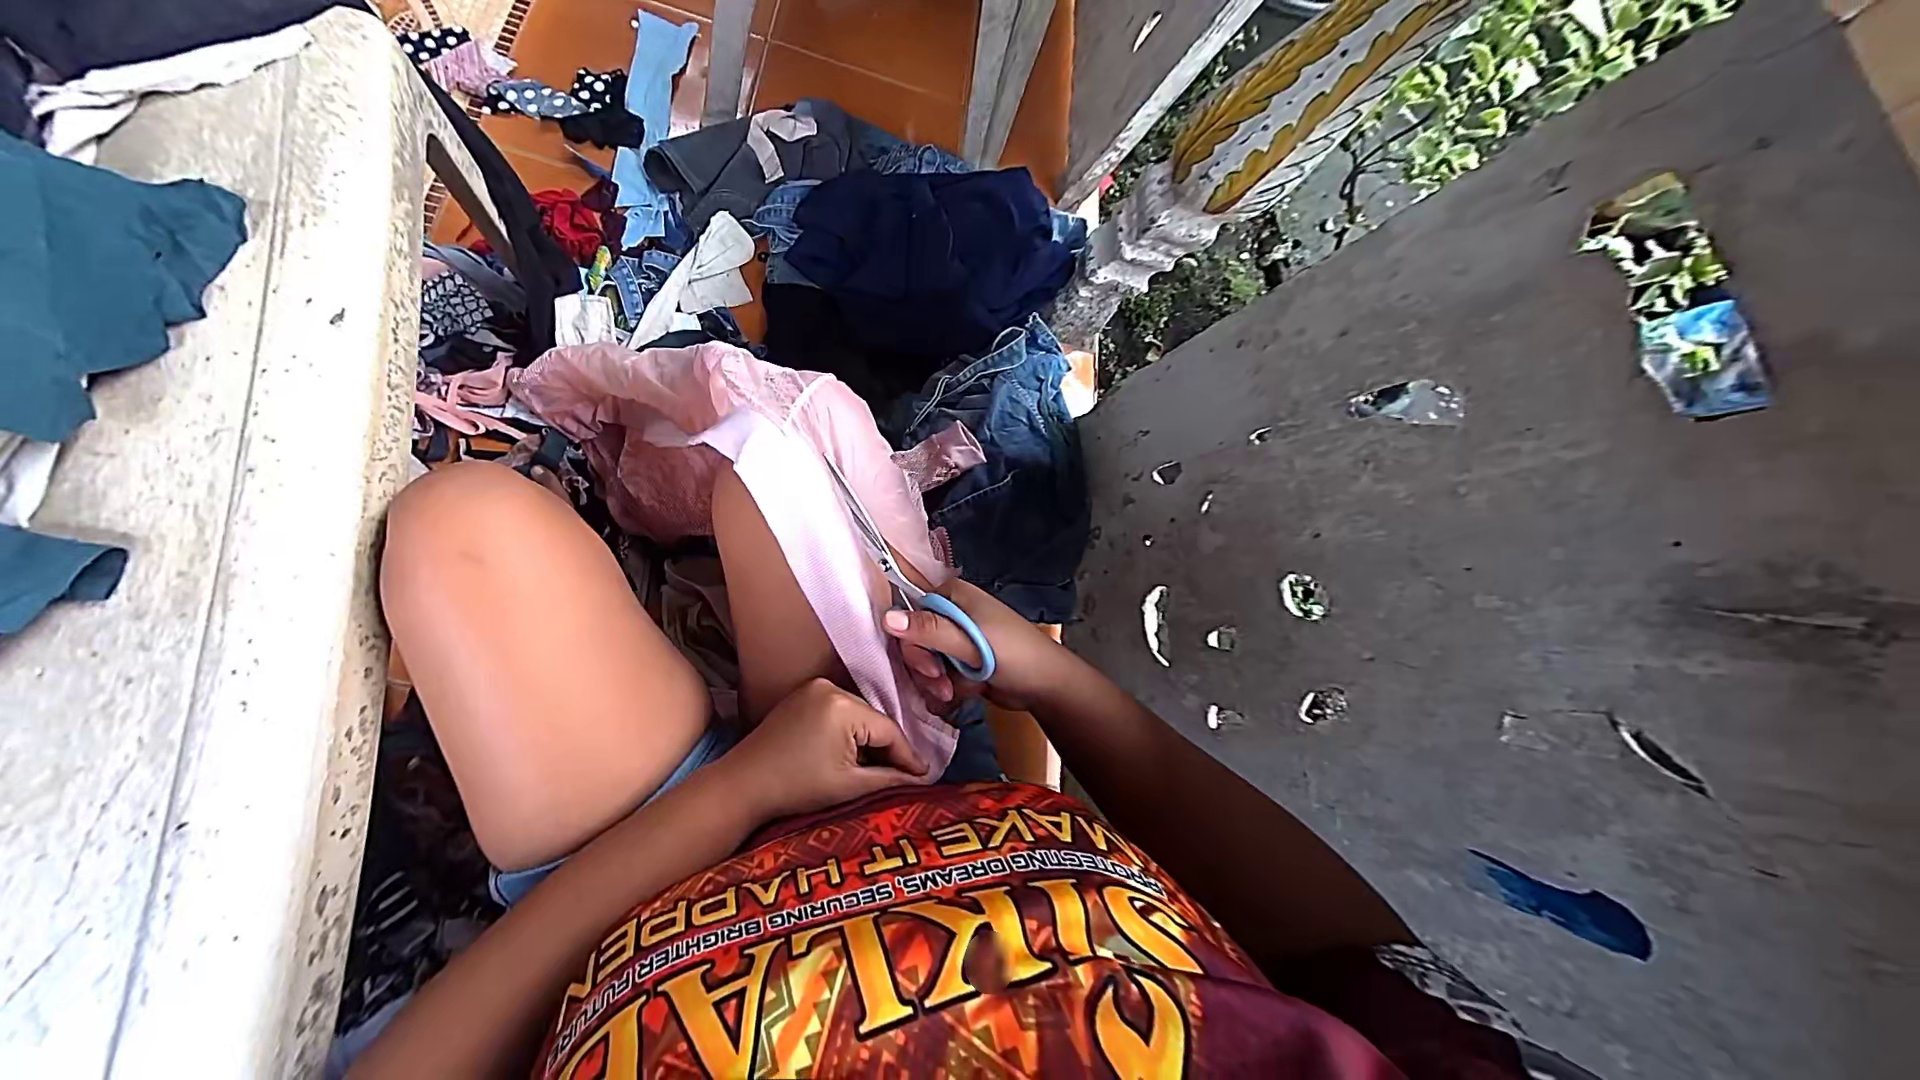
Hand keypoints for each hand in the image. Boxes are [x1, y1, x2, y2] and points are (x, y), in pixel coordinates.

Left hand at [715, 678, 930, 821]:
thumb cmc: (795, 787)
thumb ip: (890, 777)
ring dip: (869, 739)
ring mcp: (814, 688)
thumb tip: (922, 776)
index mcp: (842, 705)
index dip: (908, 756)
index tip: (925, 774)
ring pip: (858, 715)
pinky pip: (839, 711)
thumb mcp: (849, 785)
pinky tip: (853, 753)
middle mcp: (830, 687)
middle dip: (888, 748)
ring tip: (880, 768)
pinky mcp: (803, 695)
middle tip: (906, 775)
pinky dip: (849, 731)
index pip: (889, 729)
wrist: (742, 785)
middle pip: (874, 719)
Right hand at [883, 577, 1070, 711]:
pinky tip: (961, 695)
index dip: (913, 644)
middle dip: (926, 669)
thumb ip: (928, 630)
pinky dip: (946, 688)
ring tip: (955, 694)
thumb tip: (887, 617)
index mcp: (953, 597)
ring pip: (925, 664)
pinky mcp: (962, 663)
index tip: (929, 667)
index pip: (911, 615)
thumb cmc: (1014, 655)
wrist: (1047, 686)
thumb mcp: (970, 642)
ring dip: (935, 683)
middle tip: (943, 685)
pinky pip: (938, 676)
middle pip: (915, 643)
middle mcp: (952, 615)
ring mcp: (957, 640)